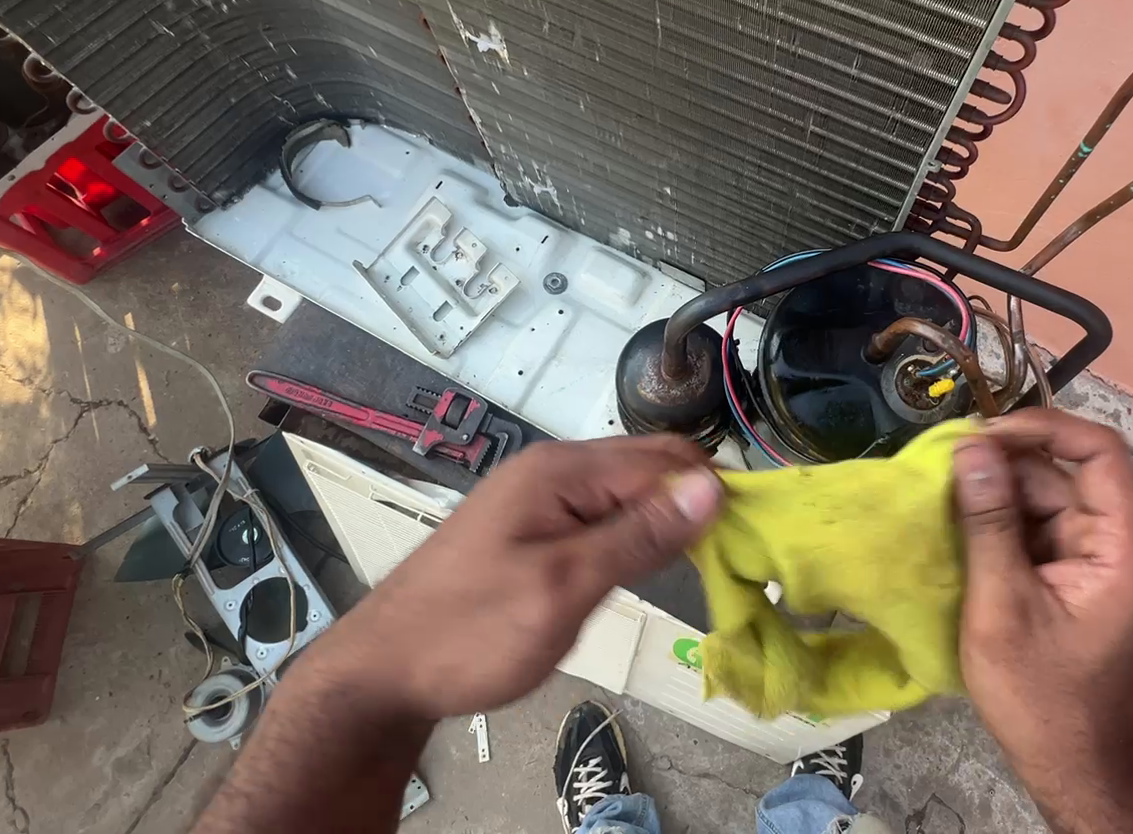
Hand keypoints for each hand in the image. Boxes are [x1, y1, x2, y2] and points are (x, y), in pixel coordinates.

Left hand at [309, 435, 722, 720]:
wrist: (383, 671)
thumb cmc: (470, 632)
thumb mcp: (563, 588)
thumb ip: (640, 536)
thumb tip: (712, 486)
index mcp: (563, 469)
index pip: (664, 461)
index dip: (711, 493)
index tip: (749, 537)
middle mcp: (556, 468)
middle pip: (648, 466)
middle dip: (691, 502)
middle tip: (725, 558)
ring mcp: (544, 494)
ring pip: (629, 490)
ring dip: (664, 520)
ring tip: (693, 567)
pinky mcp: (537, 522)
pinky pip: (604, 511)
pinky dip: (634, 533)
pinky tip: (643, 565)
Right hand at [954, 408, 1132, 831]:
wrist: (1072, 770)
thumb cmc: (1043, 698)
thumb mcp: (1004, 606)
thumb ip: (988, 523)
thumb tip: (971, 447)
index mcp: (1121, 545)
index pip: (1098, 451)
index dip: (1044, 427)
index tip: (983, 434)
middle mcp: (1112, 540)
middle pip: (1061, 471)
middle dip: (1002, 463)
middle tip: (940, 467)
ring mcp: (1088, 557)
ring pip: (1039, 495)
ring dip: (991, 490)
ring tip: (936, 493)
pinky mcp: (1065, 572)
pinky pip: (1029, 524)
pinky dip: (992, 518)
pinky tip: (952, 521)